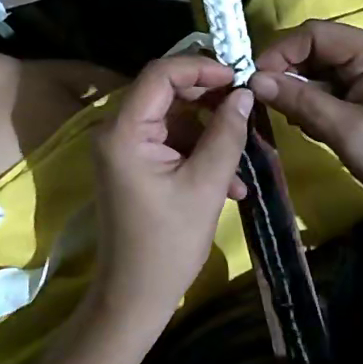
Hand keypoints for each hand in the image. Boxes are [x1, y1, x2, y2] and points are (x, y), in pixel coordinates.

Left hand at [90, 56, 252, 323]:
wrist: (134, 297)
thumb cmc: (168, 243)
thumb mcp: (206, 185)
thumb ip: (226, 133)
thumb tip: (245, 94)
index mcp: (124, 131)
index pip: (160, 74)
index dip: (200, 67)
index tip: (238, 76)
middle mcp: (116, 131)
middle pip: (166, 92)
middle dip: (209, 98)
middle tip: (246, 106)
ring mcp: (124, 148)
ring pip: (173, 118)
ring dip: (210, 133)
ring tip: (245, 157)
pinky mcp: (134, 165)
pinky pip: (170, 142)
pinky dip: (199, 154)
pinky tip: (230, 183)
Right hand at [249, 19, 362, 251]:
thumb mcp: (346, 131)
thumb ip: (300, 101)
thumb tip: (255, 80)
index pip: (315, 33)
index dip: (280, 52)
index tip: (254, 81)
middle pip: (318, 48)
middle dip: (288, 71)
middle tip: (263, 101)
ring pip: (323, 69)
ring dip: (300, 89)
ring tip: (283, 115)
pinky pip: (335, 87)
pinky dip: (315, 101)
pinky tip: (305, 122)